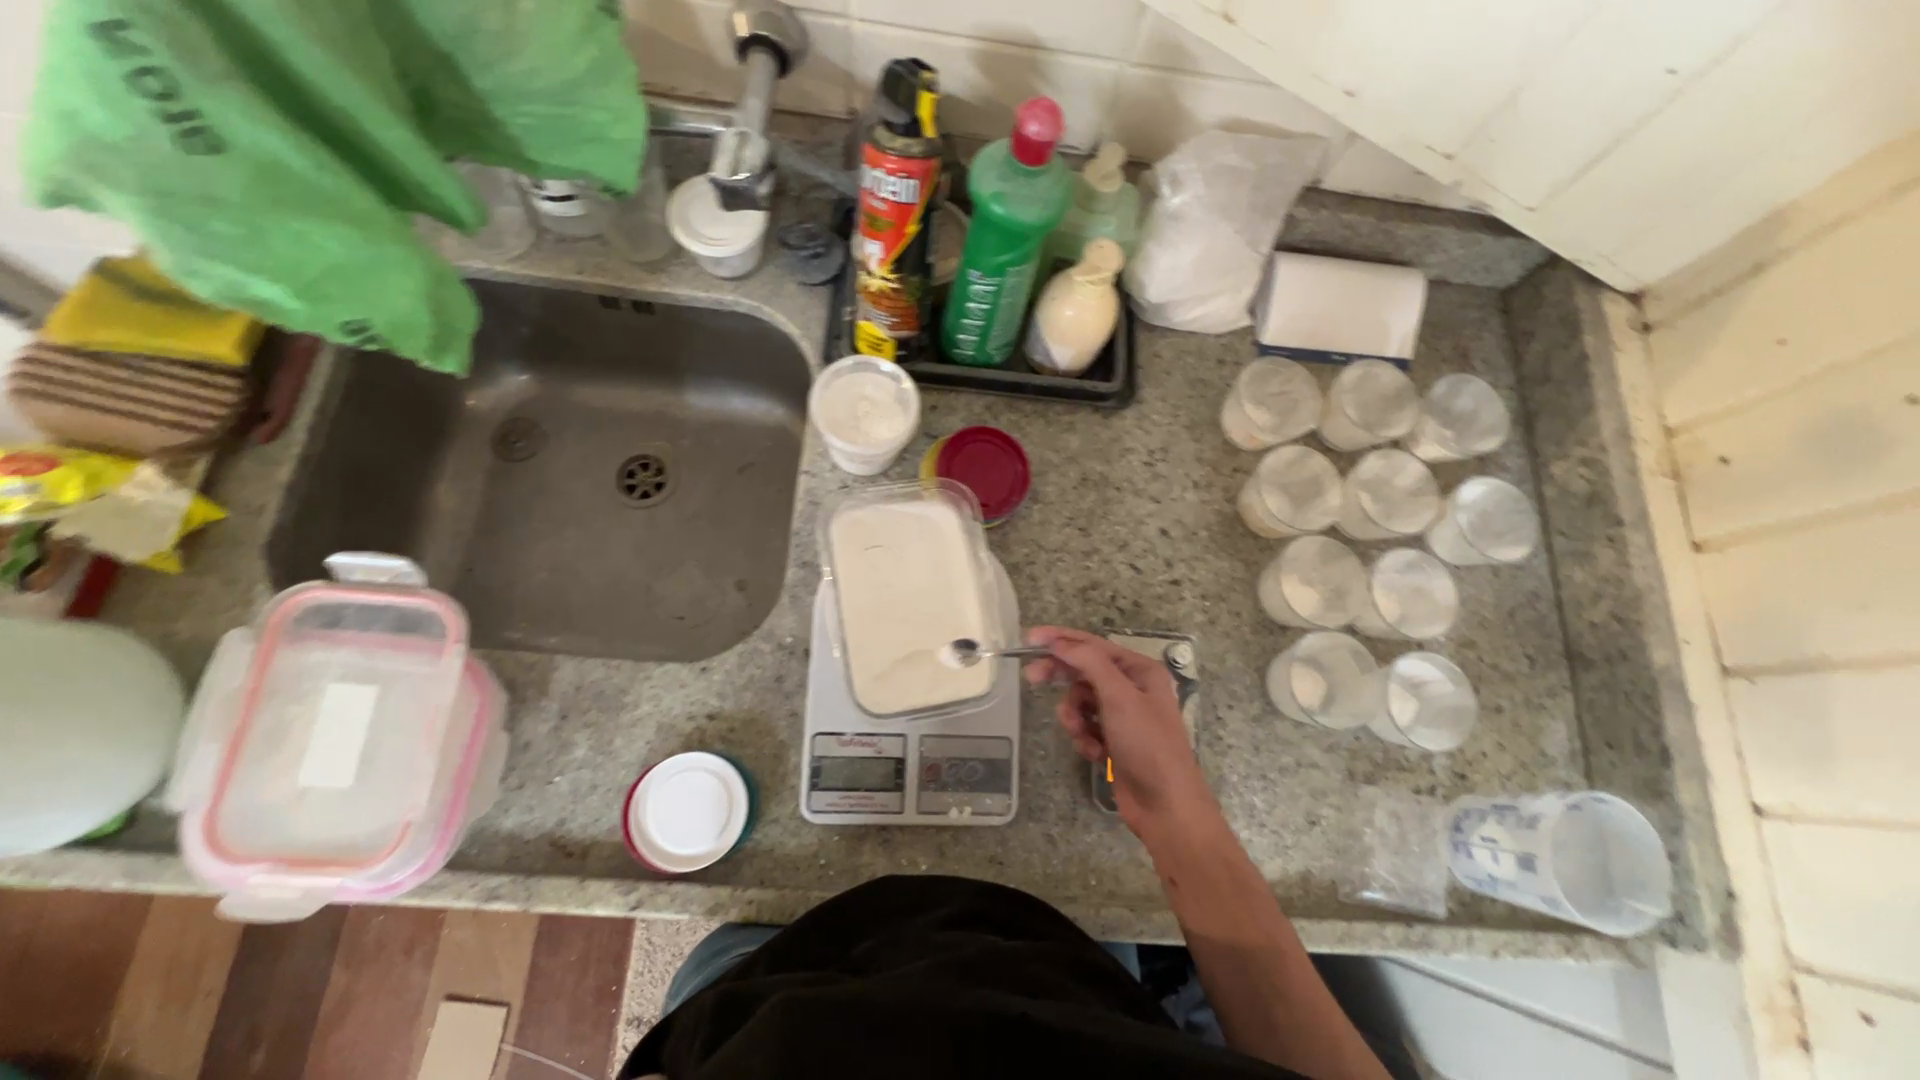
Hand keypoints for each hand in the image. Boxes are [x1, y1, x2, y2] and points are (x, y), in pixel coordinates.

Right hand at [1023, 627, 1219, 839]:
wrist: (1165, 804)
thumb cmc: (1147, 744)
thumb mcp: (1119, 697)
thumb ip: (1089, 663)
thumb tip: (1060, 643)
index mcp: (1140, 671)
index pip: (1093, 645)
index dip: (1061, 640)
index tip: (1029, 639)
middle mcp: (1132, 688)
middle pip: (1084, 672)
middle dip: (1061, 677)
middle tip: (1031, 678)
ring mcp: (1123, 716)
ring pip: (1081, 702)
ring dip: (1075, 716)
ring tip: (1081, 733)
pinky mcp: (1113, 741)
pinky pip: (1086, 728)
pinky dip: (1084, 738)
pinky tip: (1095, 753)